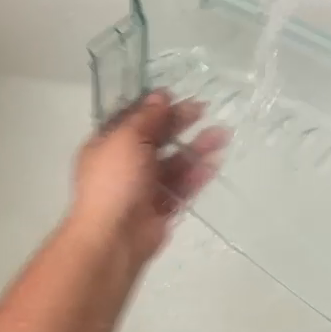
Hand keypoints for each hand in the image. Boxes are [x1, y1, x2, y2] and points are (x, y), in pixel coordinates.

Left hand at [64, 90, 228, 266]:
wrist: (114, 237)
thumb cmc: (114, 180)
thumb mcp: (126, 138)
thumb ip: (146, 117)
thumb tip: (160, 96)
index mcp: (107, 144)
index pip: (131, 119)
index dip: (153, 107)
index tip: (175, 95)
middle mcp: (125, 163)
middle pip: (156, 138)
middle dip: (179, 123)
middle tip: (204, 109)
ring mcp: (144, 187)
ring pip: (174, 162)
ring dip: (196, 147)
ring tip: (223, 134)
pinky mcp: (162, 207)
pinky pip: (182, 186)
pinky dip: (197, 174)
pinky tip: (215, 162)